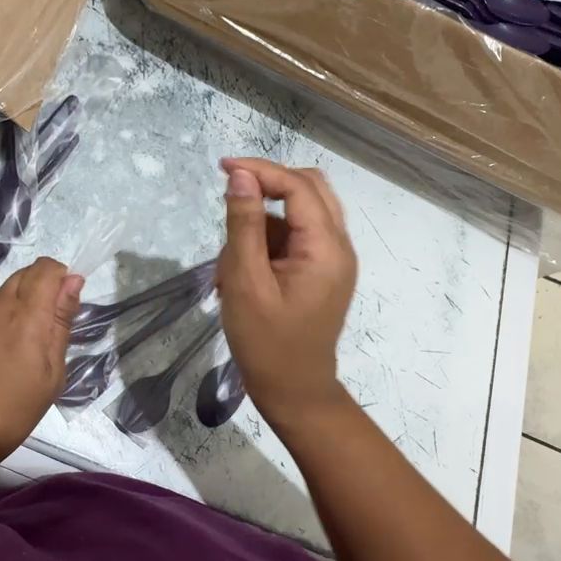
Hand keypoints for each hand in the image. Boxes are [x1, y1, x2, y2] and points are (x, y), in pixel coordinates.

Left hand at [0, 257, 83, 474]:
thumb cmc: (10, 413)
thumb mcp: (51, 374)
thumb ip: (61, 321)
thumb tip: (72, 280)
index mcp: (27, 316)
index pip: (47, 269)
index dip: (58, 277)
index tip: (60, 301)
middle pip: (23, 275)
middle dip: (37, 291)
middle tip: (36, 332)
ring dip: (9, 309)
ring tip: (5, 351)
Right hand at [215, 158, 358, 424]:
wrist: (294, 392)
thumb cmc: (266, 341)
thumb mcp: (246, 281)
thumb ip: (244, 224)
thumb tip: (241, 176)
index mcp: (326, 248)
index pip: (298, 187)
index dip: (261, 169)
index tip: (222, 167)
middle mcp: (338, 247)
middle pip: (309, 189)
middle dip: (268, 185)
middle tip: (231, 193)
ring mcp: (332, 260)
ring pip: (300, 212)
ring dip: (263, 220)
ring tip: (231, 263)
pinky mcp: (321, 271)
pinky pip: (295, 236)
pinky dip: (267, 241)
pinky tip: (241, 273)